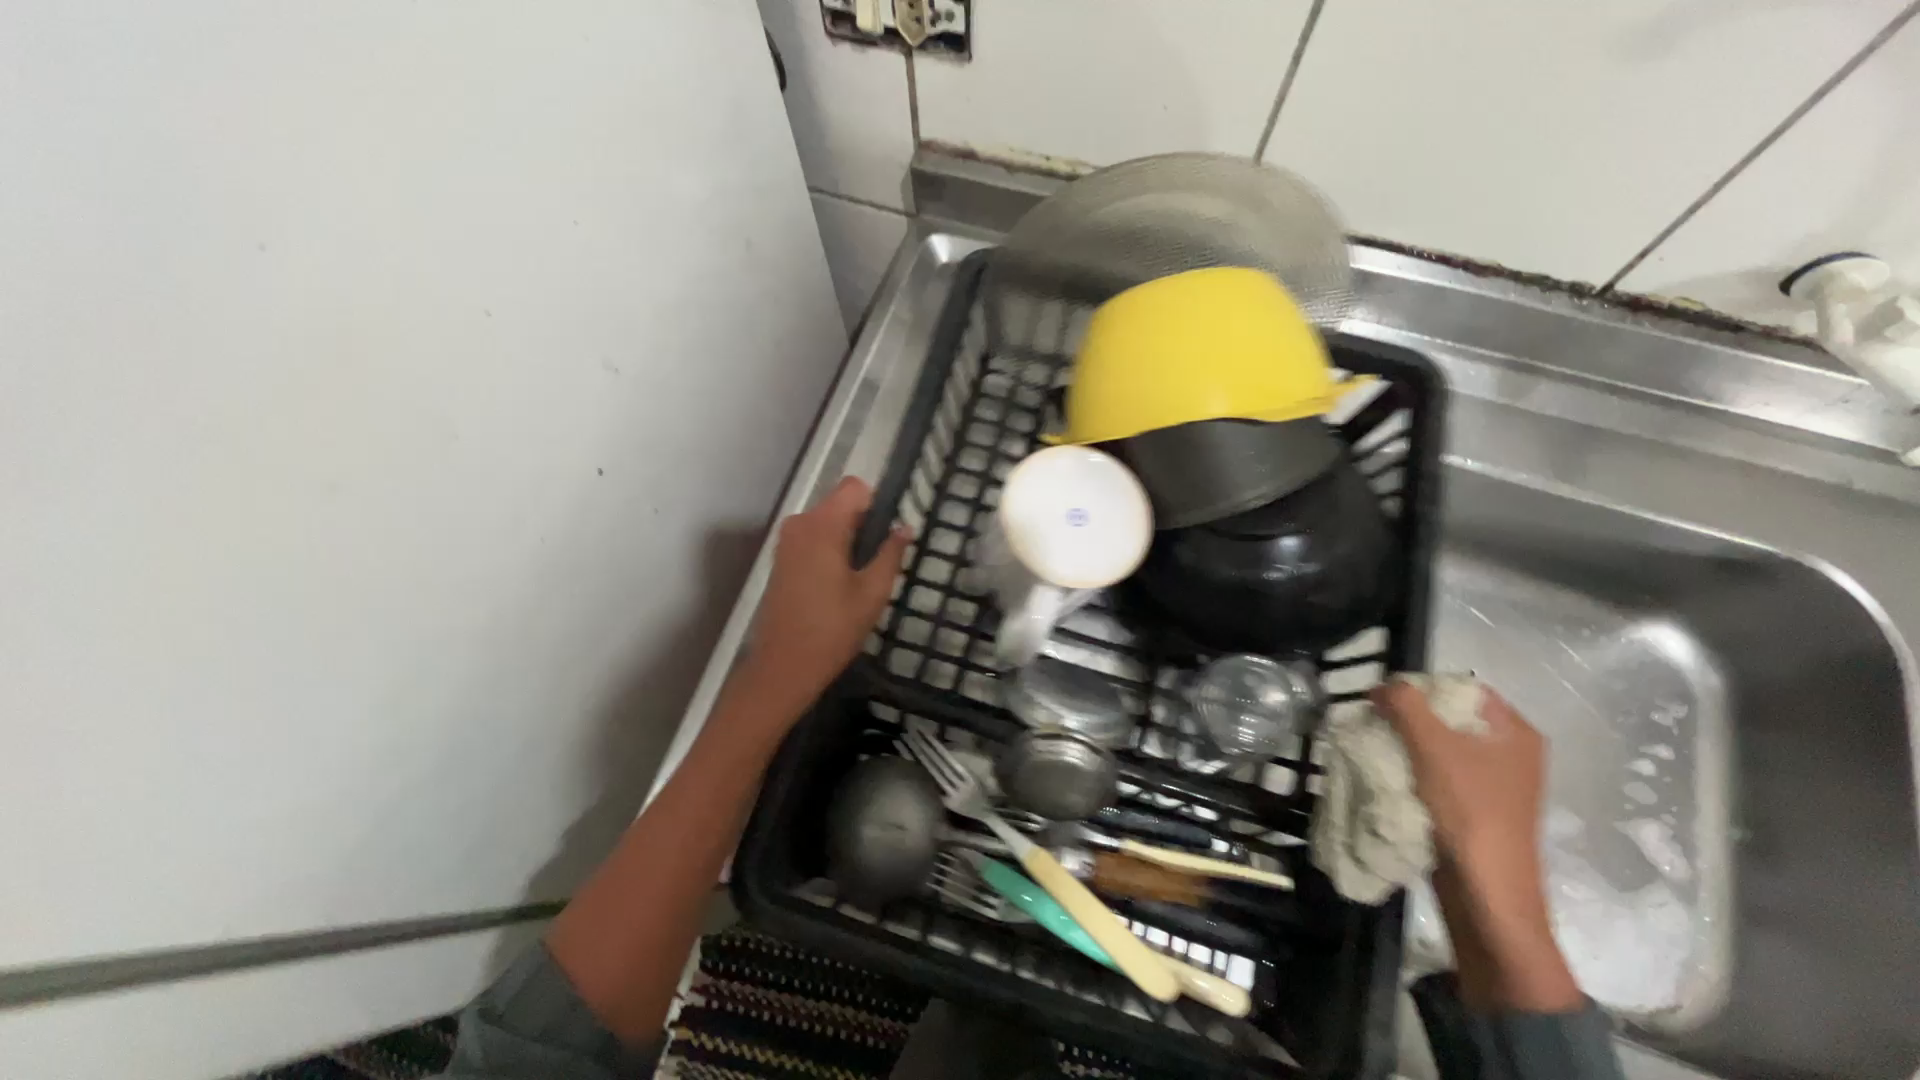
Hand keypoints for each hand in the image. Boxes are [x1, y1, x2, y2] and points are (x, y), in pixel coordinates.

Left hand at [738, 477, 910, 720]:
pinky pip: (812, 539)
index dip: (876, 503)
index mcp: (823, 525)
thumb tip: (905, 527)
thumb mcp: (873, 592)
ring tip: (862, 576)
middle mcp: (800, 523)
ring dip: (847, 539)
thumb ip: (891, 554)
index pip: (854, 488)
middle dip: (863, 523)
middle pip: (840, 503)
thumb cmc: (833, 629)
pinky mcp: (781, 559)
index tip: (888, 534)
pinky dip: (830, 550)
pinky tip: (840, 583)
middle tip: (881, 560)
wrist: (784, 665)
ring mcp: (786, 542)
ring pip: (826, 522)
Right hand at [1372, 679, 1544, 883]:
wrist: (1487, 890)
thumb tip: (1382, 686)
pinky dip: (1417, 773)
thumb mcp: (1432, 747)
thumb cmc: (1469, 810)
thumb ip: (1405, 705)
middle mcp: (1513, 754)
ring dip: (1410, 747)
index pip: (1465, 688)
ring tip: (1379, 749)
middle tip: (1376, 723)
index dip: (1424, 687)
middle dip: (1411, 718)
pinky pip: (1443, 776)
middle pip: (1452, 718)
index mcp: (1516, 732)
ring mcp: (1497, 784)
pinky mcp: (1479, 810)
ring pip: (1444, 748)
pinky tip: (1392, 777)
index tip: (1386, 699)